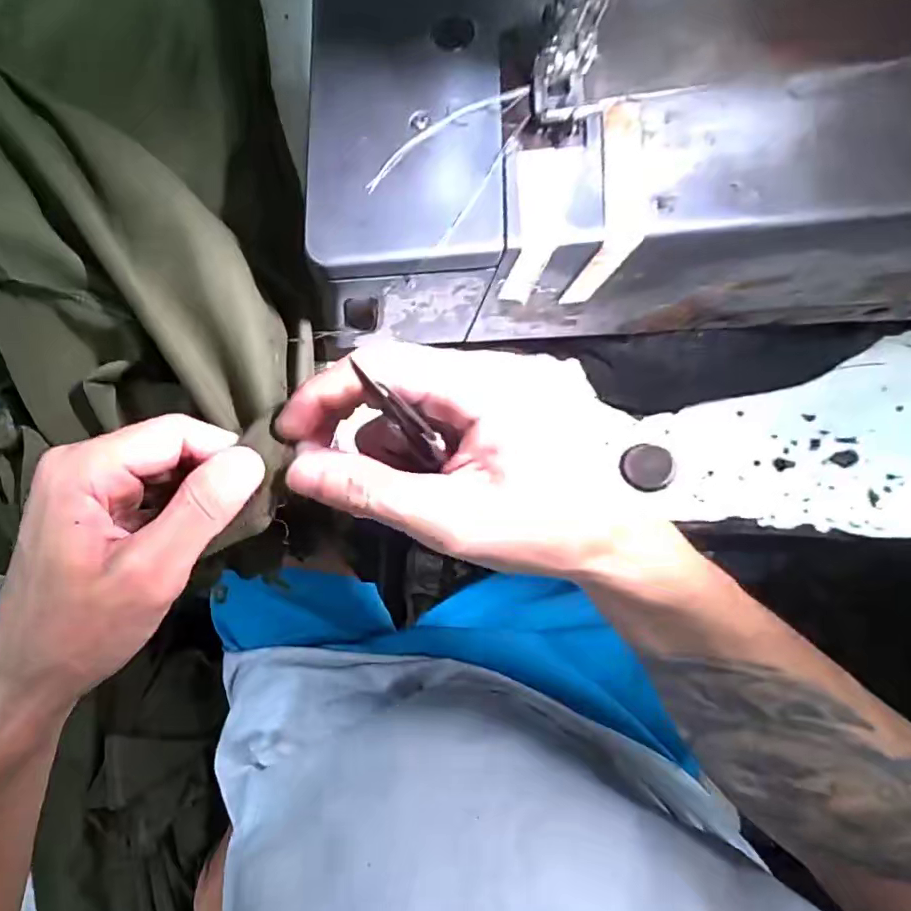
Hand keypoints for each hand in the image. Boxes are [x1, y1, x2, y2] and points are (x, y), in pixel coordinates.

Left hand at [0, 415, 267, 706]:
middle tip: (250, 506)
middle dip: (207, 472)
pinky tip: (192, 530)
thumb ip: (200, 511)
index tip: (262, 481)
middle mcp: (75, 461)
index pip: (170, 431)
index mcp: (82, 467)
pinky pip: (138, 489)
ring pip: (153, 467)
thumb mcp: (151, 573)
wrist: (29, 673)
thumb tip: (249, 459)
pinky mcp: (83, 505)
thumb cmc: (84, 631)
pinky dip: (169, 506)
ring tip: (227, 520)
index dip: (221, 450)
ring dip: (191, 491)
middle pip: (161, 446)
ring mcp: (76, 482)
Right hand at [278, 342, 694, 583]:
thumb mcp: (447, 520)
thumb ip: (366, 491)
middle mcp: (491, 369)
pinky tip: (427, 479)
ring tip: (403, 488)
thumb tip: (298, 472)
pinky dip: (410, 444)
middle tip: (318, 460)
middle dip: (345, 419)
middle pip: (388, 375)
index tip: (291, 432)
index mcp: (486, 385)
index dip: (323, 393)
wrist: (619, 547)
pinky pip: (430, 411)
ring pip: (405, 397)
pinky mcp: (498, 400)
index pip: (380, 363)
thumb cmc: (545, 533)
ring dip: (382, 441)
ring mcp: (497, 382)